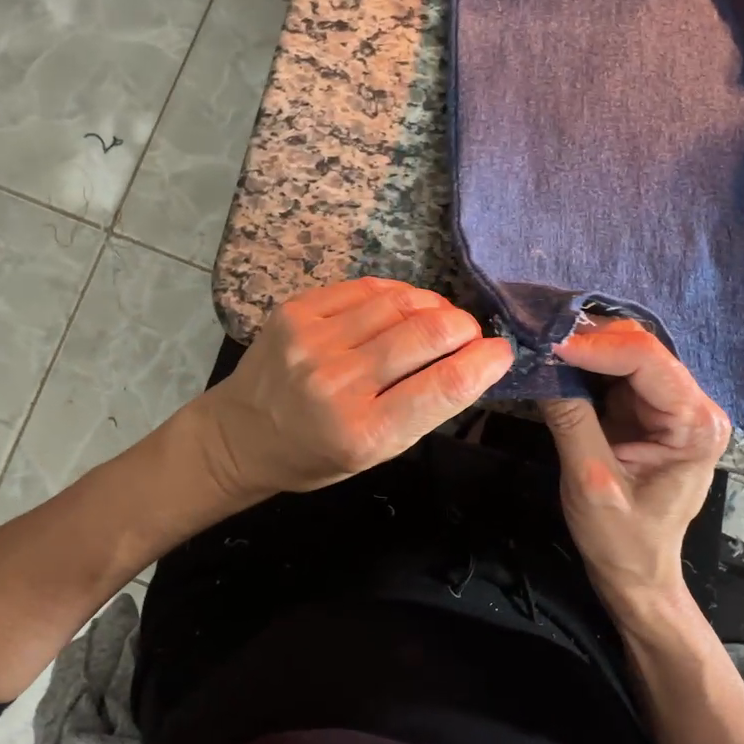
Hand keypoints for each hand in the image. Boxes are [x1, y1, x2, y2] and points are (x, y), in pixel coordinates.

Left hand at [190, 278, 512, 498]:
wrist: (241, 433)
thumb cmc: (315, 454)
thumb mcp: (375, 453)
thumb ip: (422, 409)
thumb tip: (474, 361)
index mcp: (364, 432)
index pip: (445, 386)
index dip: (486, 361)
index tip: (502, 351)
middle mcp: (338, 383)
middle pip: (428, 335)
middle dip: (464, 328)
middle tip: (470, 334)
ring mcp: (313, 341)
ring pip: (400, 303)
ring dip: (434, 306)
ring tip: (441, 317)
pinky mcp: (297, 311)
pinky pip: (365, 288)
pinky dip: (397, 294)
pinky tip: (405, 304)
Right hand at [540, 321, 731, 610]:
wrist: (636, 574)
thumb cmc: (622, 540)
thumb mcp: (591, 482)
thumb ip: (570, 419)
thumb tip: (540, 364)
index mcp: (695, 424)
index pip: (646, 359)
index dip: (594, 345)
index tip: (546, 343)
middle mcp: (693, 405)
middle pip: (639, 347)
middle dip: (587, 338)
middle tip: (536, 337)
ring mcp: (672, 404)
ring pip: (625, 352)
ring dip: (583, 345)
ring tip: (540, 342)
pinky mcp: (647, 408)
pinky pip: (615, 370)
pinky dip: (583, 362)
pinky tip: (555, 359)